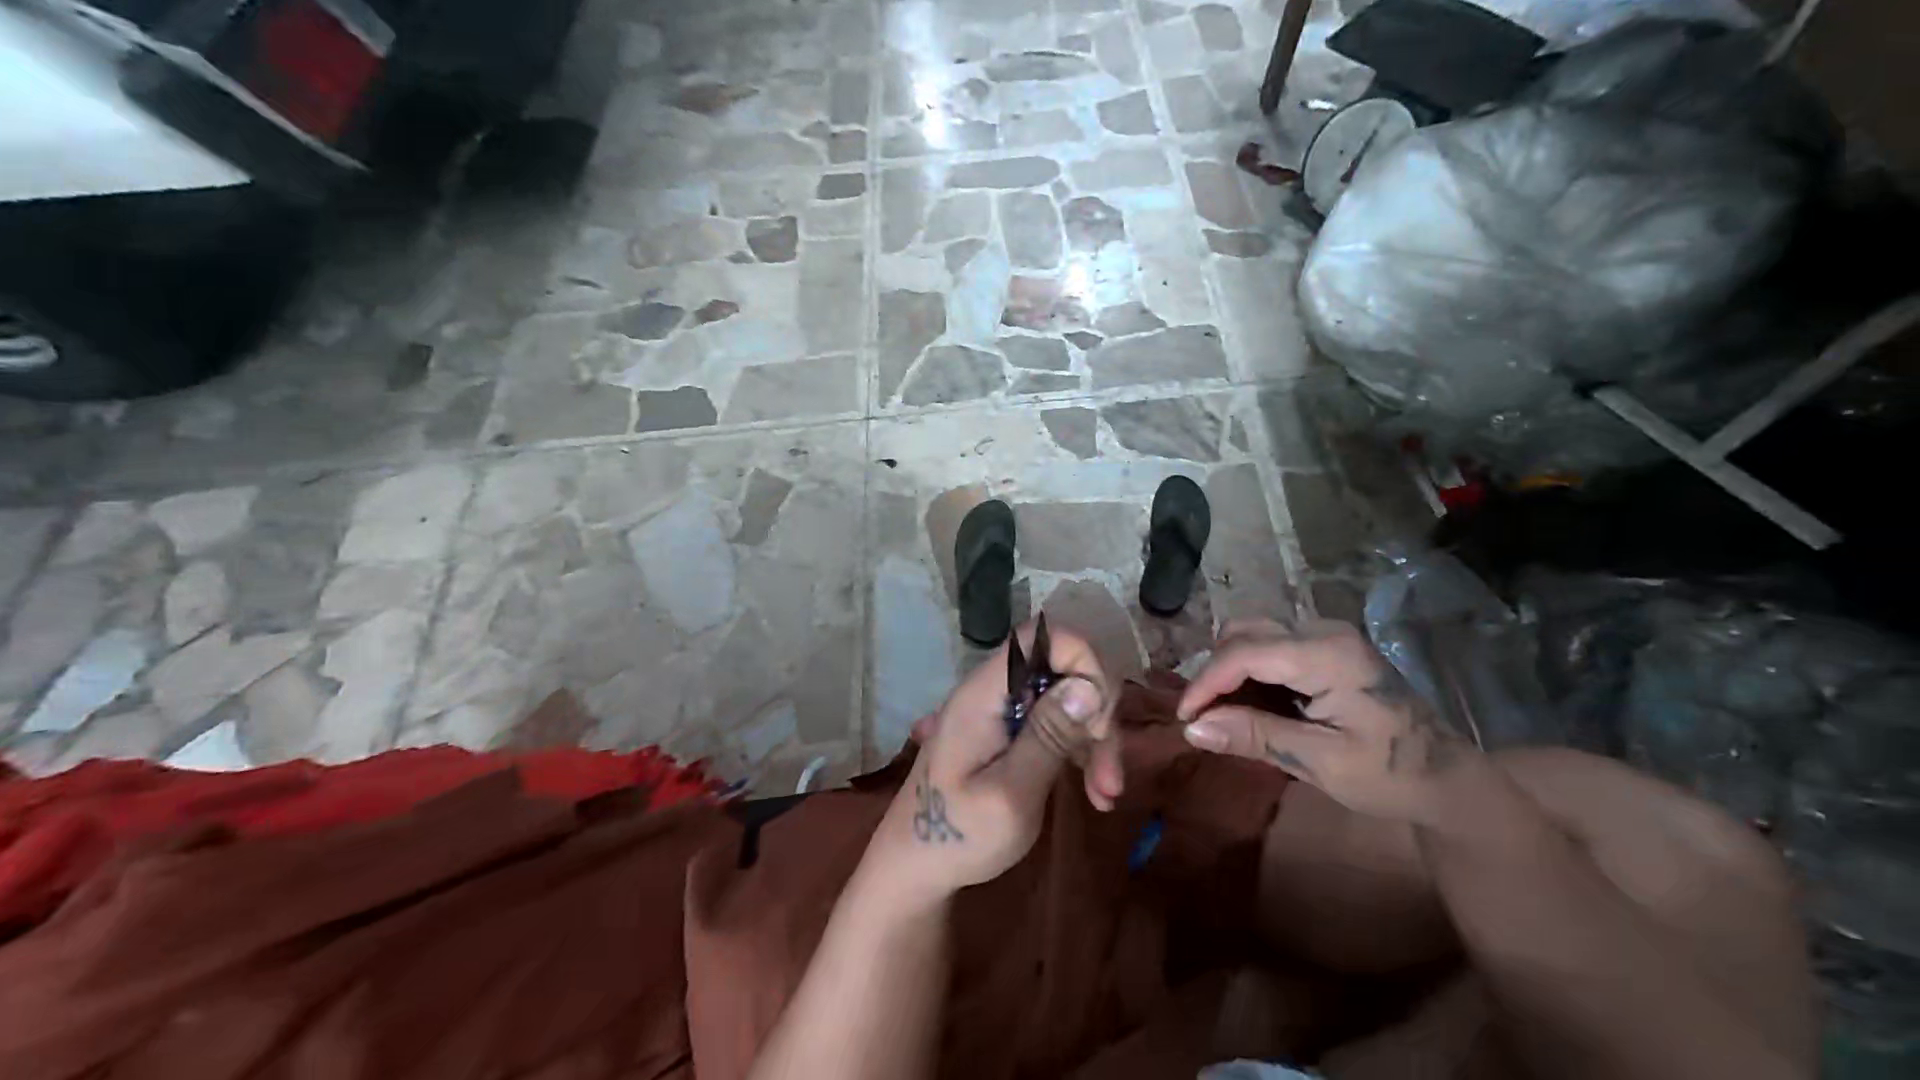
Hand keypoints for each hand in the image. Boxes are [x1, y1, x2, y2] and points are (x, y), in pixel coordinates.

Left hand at [858, 621, 1124, 910]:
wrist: (917, 867)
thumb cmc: (958, 836)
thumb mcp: (1011, 794)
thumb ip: (1048, 737)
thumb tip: (1087, 685)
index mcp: (983, 694)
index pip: (1039, 637)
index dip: (1081, 660)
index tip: (1101, 717)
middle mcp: (994, 693)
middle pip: (1061, 671)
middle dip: (1097, 715)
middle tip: (1111, 775)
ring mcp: (1003, 713)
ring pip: (1066, 700)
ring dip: (1095, 741)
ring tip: (1106, 795)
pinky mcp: (1012, 735)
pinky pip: (1057, 725)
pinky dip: (1081, 753)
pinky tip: (1096, 794)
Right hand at [1176, 619, 1477, 825]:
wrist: (1449, 779)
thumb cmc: (1391, 774)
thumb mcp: (1320, 762)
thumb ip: (1256, 736)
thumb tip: (1192, 728)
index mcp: (1328, 655)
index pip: (1244, 653)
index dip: (1205, 683)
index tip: (1184, 718)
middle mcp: (1323, 631)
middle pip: (1243, 633)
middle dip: (1215, 674)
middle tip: (1204, 718)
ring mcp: (1326, 636)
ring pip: (1252, 636)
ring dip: (1229, 671)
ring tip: (1225, 714)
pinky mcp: (1325, 647)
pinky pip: (1270, 647)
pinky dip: (1249, 673)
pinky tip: (1251, 706)